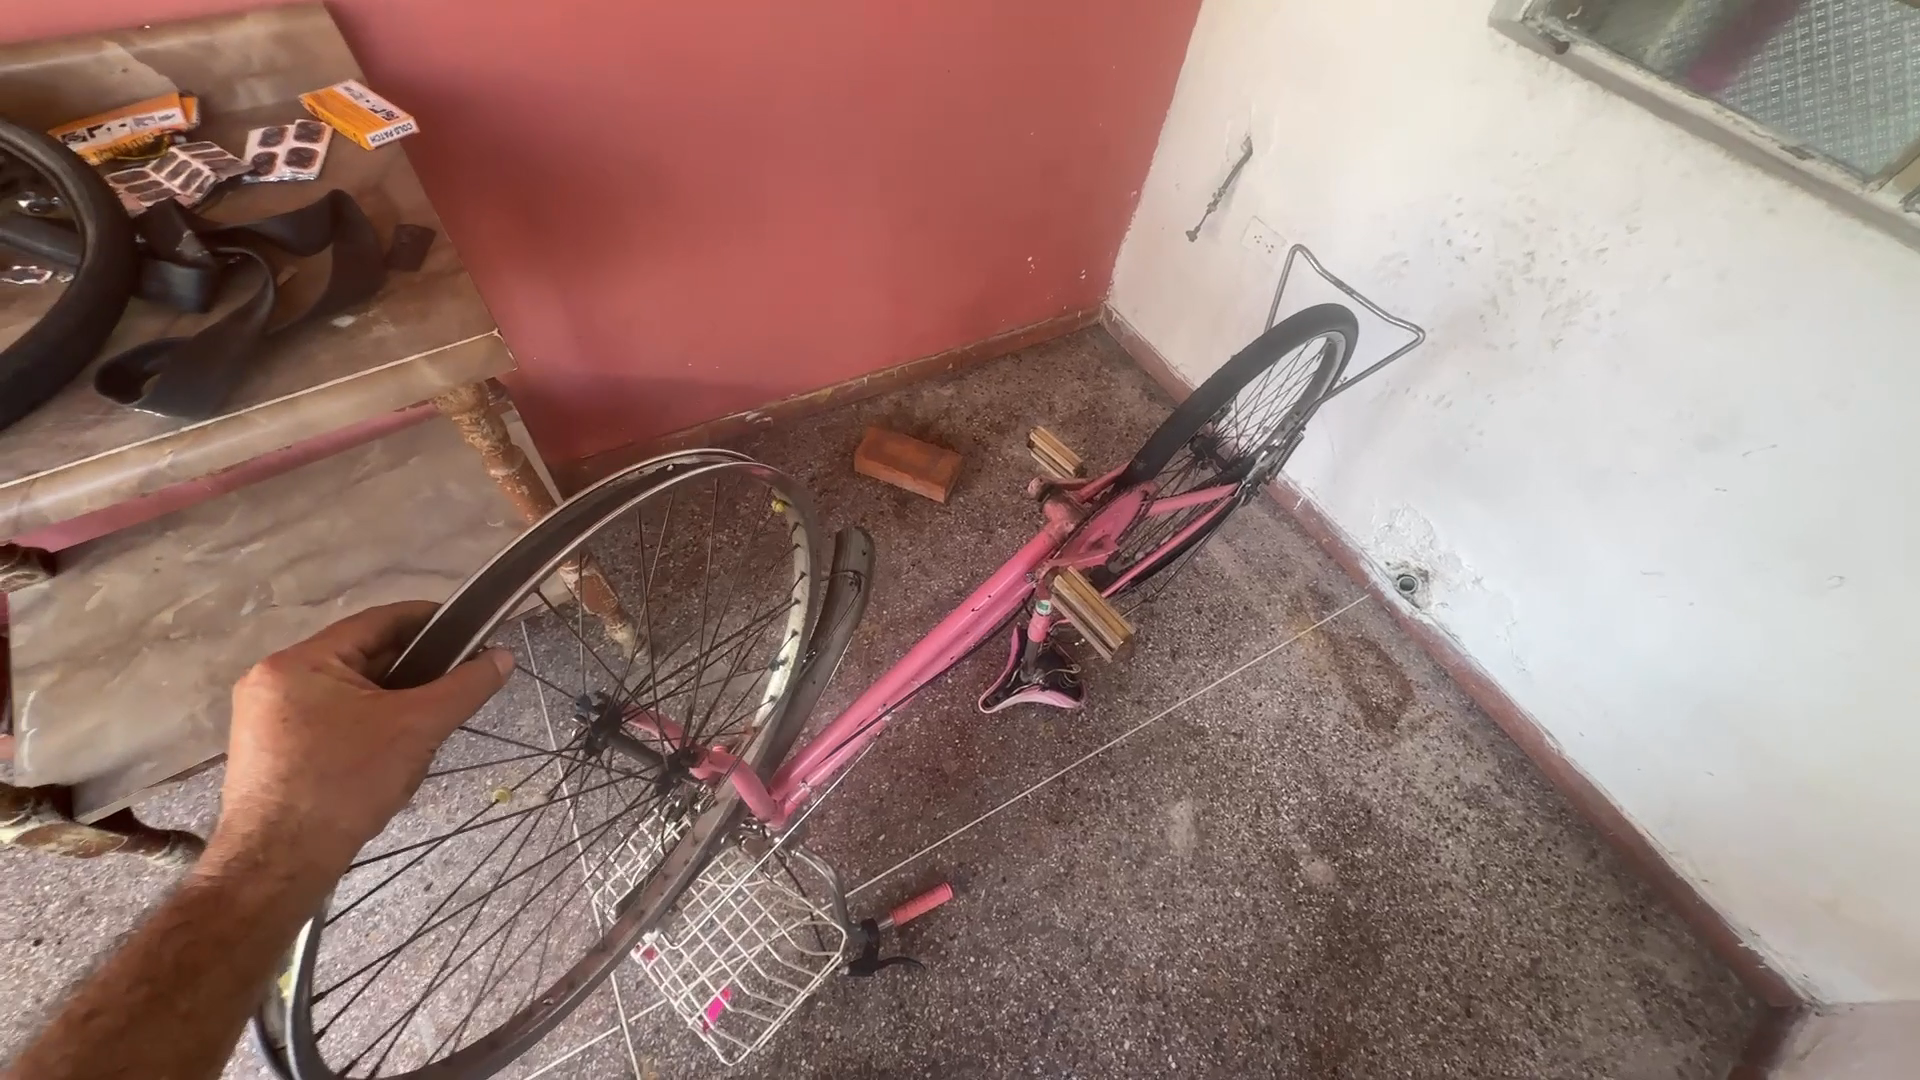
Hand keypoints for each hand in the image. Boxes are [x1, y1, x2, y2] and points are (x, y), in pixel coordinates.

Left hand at [215, 601, 512, 878]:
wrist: (281, 863)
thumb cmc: (346, 781)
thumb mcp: (419, 726)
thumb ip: (466, 685)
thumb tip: (505, 657)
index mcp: (300, 663)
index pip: (379, 622)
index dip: (431, 620)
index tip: (472, 629)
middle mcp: (274, 680)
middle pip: (366, 656)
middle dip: (418, 667)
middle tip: (460, 681)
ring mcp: (268, 716)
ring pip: (354, 689)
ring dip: (398, 697)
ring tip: (434, 717)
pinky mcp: (273, 748)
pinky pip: (336, 715)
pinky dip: (373, 720)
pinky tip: (398, 744)